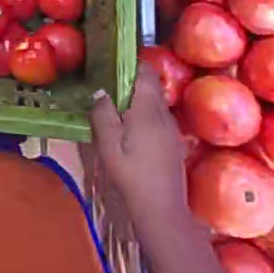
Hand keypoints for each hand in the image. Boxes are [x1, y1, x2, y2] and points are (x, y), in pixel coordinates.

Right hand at [90, 63, 193, 230]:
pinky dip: (143, 114)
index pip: (145, 73)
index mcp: (147, 111)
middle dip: (131, 80)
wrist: (162, 210)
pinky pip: (157, 117)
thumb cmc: (131, 176)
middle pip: (150, 86)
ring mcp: (171, 129)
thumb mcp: (108, 146)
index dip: (131, 63)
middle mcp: (163, 115)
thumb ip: (103, 115)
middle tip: (106, 83)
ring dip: (137, 98)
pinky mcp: (173, 142)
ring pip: (154, 102)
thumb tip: (100, 93)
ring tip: (113, 105)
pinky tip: (128, 129)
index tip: (111, 62)